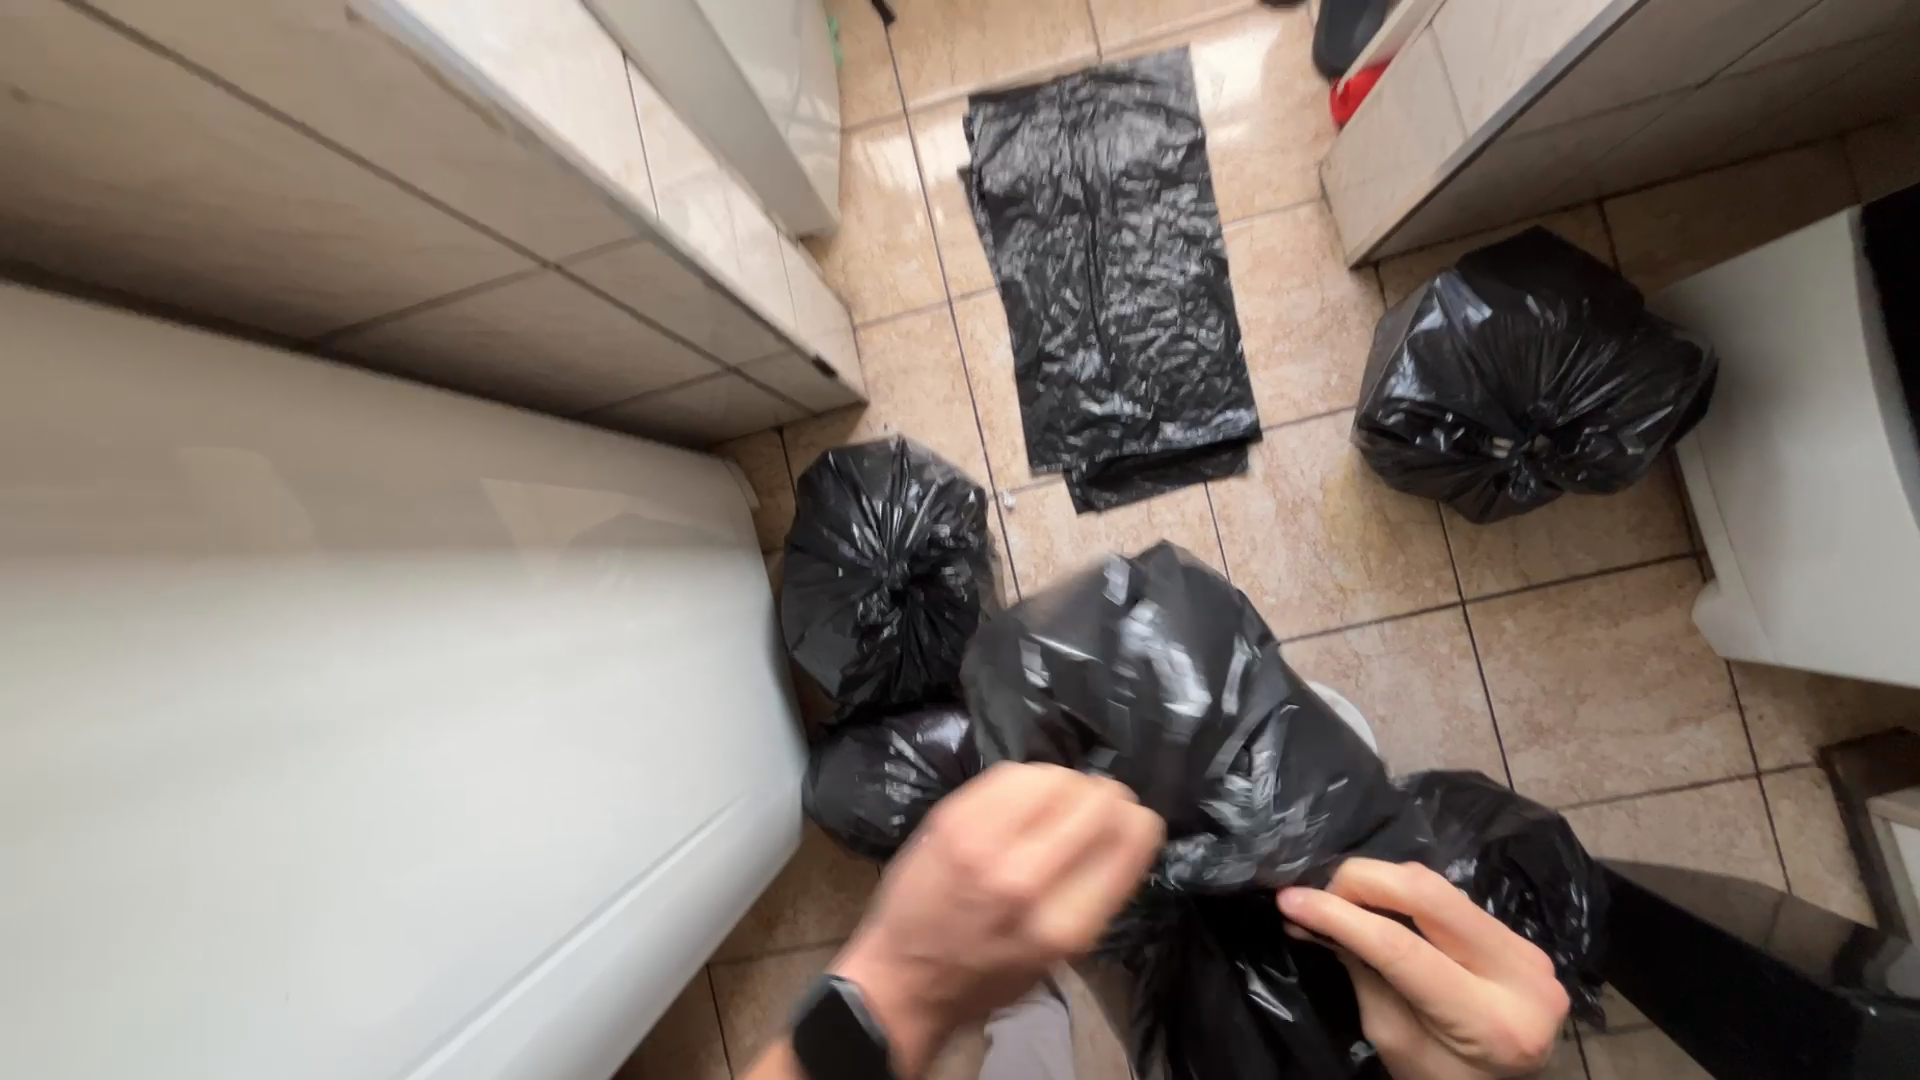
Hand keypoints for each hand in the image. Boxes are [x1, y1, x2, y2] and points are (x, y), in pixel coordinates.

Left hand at [830, 763, 1164, 1077]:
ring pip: (1054, 778)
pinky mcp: (953, 816)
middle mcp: (1027, 878)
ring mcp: (985, 842)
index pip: (1126, 844)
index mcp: (1064, 925)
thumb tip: (1123, 833)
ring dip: (1070, 781)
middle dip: (1110, 796)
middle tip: (1107, 798)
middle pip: (1094, 803)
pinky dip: (1031, 776)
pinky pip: (1010, 773)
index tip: (1138, 818)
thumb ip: (1094, 894)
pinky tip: (1031, 790)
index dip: (1140, 822)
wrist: (904, 974)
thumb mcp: (1059, 956)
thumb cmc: (989, 974)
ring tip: (1067, 793)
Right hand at [1278, 860, 1569, 1079]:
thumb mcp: (1392, 1038)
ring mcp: (1525, 948)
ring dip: (1375, 884)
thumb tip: (1306, 915)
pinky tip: (1376, 906)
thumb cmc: (1442, 1079)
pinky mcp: (1516, 934)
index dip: (1338, 915)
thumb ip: (1359, 970)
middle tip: (1318, 896)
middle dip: (1357, 882)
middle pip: (1424, 892)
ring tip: (1342, 903)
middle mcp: (1520, 975)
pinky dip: (1398, 892)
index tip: (1288, 899)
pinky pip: (1444, 892)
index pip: (1400, 948)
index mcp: (1490, 1022)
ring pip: (1431, 883)